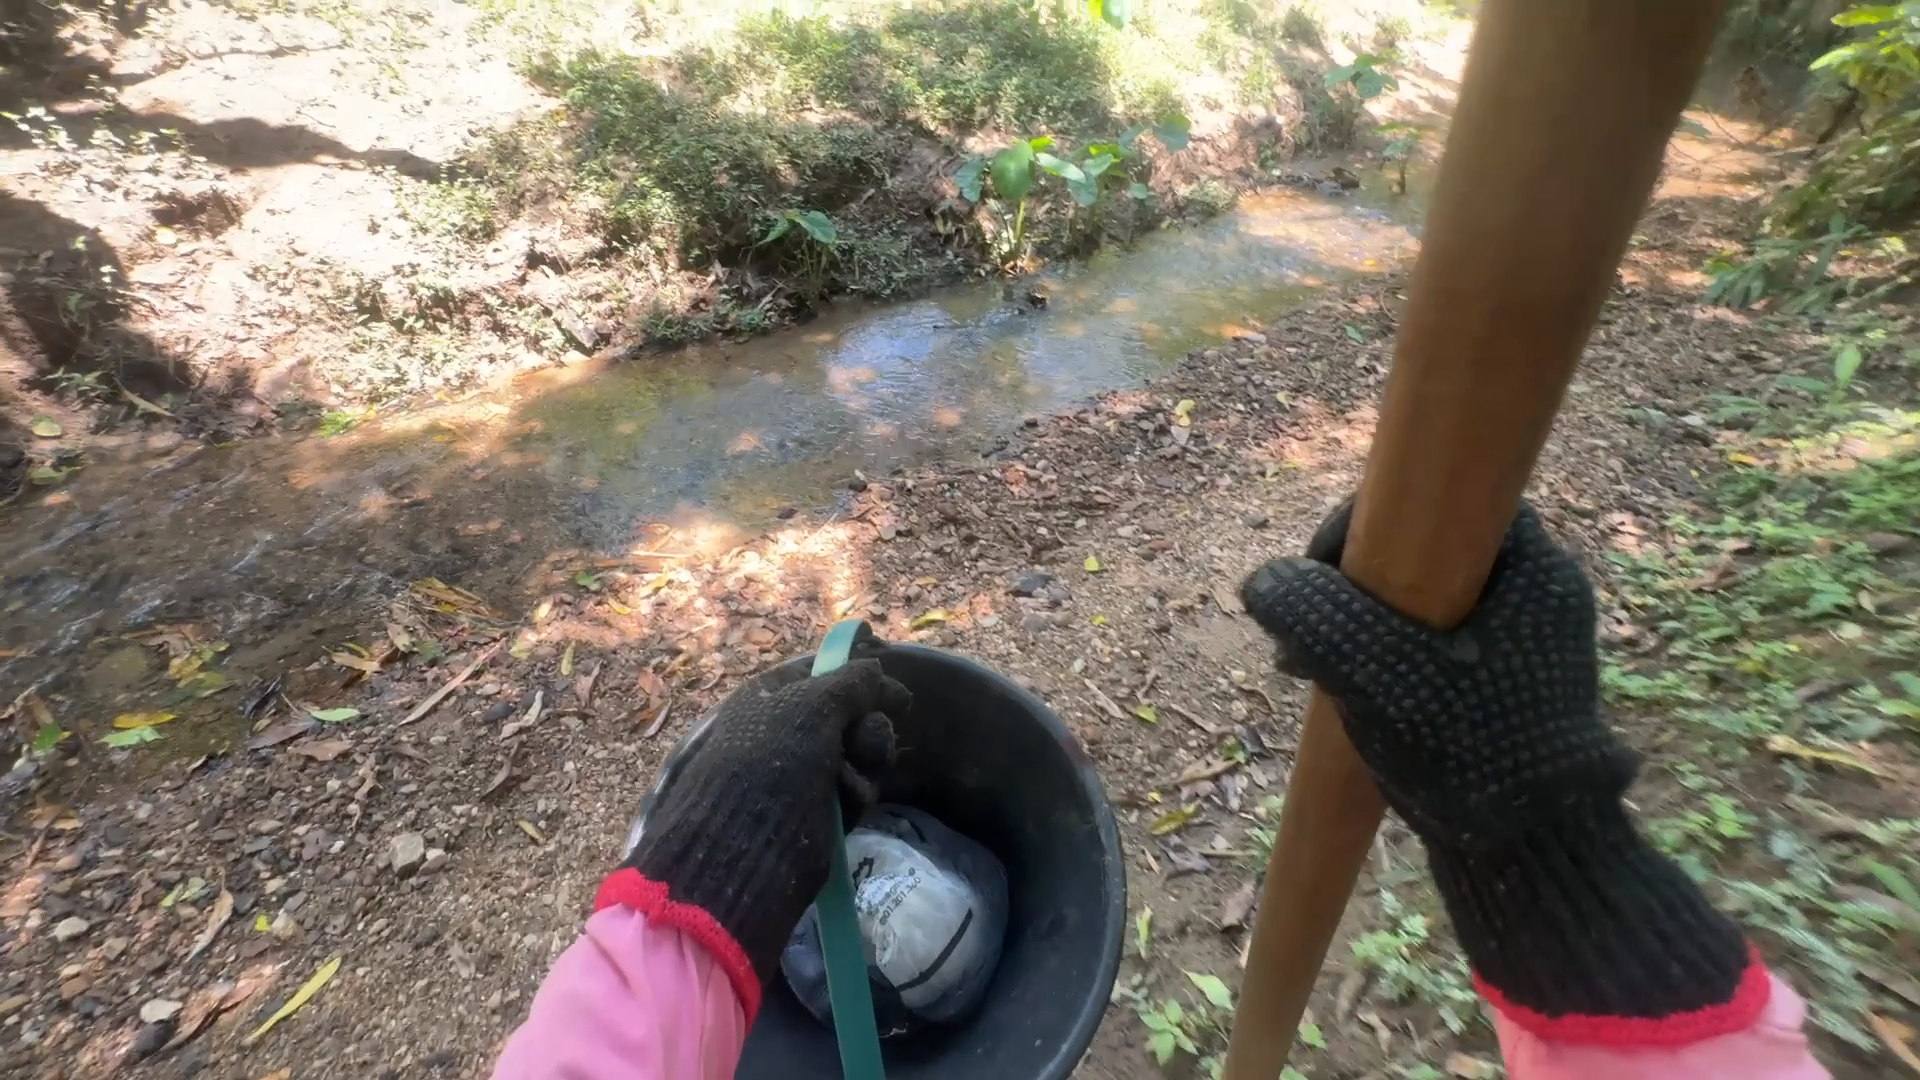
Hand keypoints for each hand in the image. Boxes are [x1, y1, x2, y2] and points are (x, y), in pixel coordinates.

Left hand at [601, 660, 908, 1001]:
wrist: (746, 850)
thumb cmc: (771, 764)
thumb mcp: (812, 707)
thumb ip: (854, 683)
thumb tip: (878, 669)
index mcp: (772, 696)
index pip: (823, 669)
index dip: (857, 671)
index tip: (888, 674)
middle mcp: (787, 729)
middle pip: (851, 711)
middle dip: (867, 724)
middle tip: (864, 739)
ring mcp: (804, 771)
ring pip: (862, 749)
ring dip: (867, 759)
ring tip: (851, 779)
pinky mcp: (820, 809)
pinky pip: (857, 786)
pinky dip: (856, 793)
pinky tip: (845, 805)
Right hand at [1239, 500, 1758, 1036]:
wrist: (1529, 850)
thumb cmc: (1464, 748)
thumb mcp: (1371, 670)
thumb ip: (1311, 613)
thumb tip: (1261, 581)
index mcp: (1527, 568)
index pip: (1434, 502)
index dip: (1362, 523)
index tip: (1320, 574)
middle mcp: (1530, 590)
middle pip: (1411, 549)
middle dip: (1341, 585)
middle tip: (1305, 632)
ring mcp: (1515, 635)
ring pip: (1406, 595)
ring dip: (1346, 622)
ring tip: (1305, 665)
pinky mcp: (1496, 675)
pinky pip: (1416, 635)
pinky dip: (1371, 650)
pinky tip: (1334, 683)